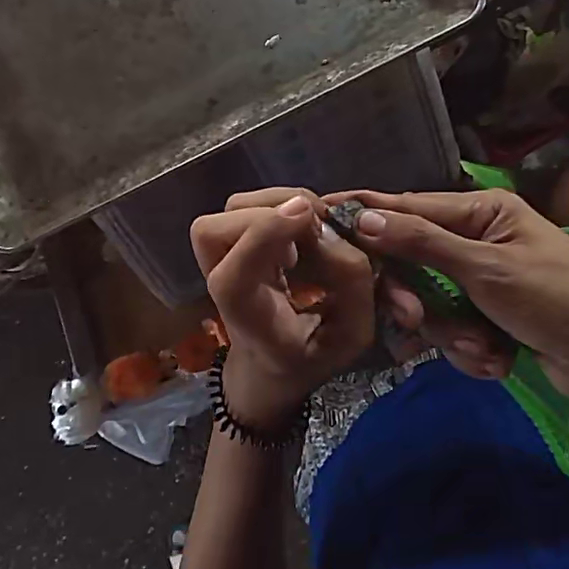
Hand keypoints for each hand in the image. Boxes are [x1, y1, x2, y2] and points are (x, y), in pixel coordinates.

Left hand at [190, 189, 375, 428]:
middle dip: (273, 211)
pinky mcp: (229, 244)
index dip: (264, 235)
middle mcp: (222, 285)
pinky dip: (275, 203)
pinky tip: (299, 227)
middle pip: (218, 228)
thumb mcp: (349, 337)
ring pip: (229, 210)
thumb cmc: (310, 355)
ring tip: (310, 226)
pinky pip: (243, 207)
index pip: (233, 275)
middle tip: (319, 227)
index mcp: (248, 320)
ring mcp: (218, 260)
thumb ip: (351, 287)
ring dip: (276, 202)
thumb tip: (332, 231)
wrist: (269, 366)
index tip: (307, 216)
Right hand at [331, 189, 568, 435]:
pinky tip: (498, 361)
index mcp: (482, 212)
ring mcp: (483, 282)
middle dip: (416, 297)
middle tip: (410, 318)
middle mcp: (478, 240)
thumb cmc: (562, 301)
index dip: (366, 212)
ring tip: (484, 349)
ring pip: (431, 303)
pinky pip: (453, 330)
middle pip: (414, 262)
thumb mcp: (488, 269)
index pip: (409, 207)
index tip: (320, 212)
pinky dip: (469, 350)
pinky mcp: (489, 319)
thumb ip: (423, 243)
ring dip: (451, 332)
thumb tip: (364, 217)